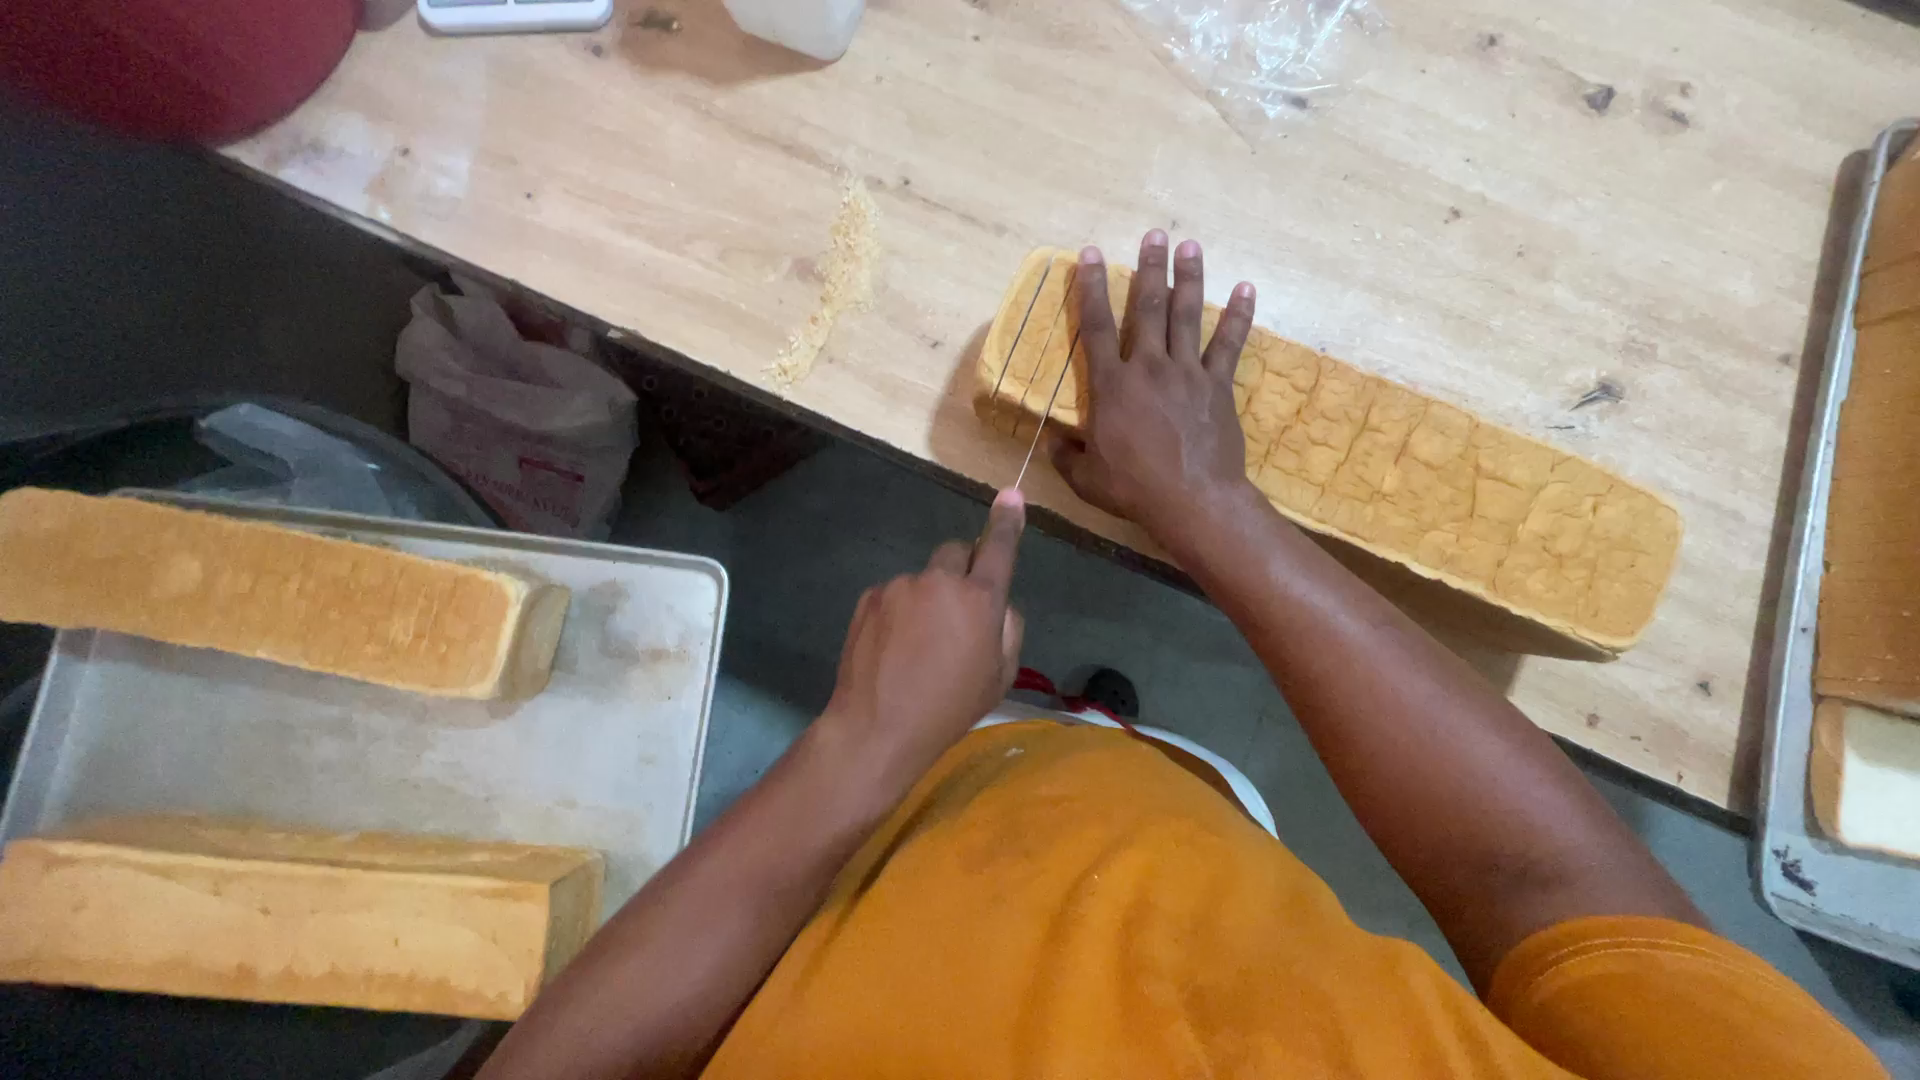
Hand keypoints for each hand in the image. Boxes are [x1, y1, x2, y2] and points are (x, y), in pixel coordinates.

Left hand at [816, 489, 1026, 785]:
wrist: (878, 726)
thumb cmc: (950, 708)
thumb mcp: (1001, 676)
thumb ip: (1008, 628)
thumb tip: (999, 604)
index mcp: (980, 599)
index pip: (999, 549)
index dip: (1008, 522)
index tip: (1011, 495)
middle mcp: (940, 581)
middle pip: (956, 553)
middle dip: (961, 572)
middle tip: (956, 613)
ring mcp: (900, 586)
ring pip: (922, 579)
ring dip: (926, 598)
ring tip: (916, 646)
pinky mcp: (870, 596)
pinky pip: (894, 594)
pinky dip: (898, 612)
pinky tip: (892, 647)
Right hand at [1050, 231, 1258, 546]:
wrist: (1192, 499)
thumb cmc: (1133, 488)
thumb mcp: (1085, 478)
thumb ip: (1065, 456)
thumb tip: (1052, 441)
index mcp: (1112, 386)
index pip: (1096, 327)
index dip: (1090, 288)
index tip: (1088, 255)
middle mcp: (1148, 368)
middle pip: (1148, 308)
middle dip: (1148, 268)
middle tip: (1154, 235)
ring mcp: (1187, 373)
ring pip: (1188, 315)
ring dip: (1189, 278)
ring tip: (1190, 246)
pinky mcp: (1217, 386)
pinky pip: (1229, 345)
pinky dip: (1239, 316)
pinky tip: (1247, 290)